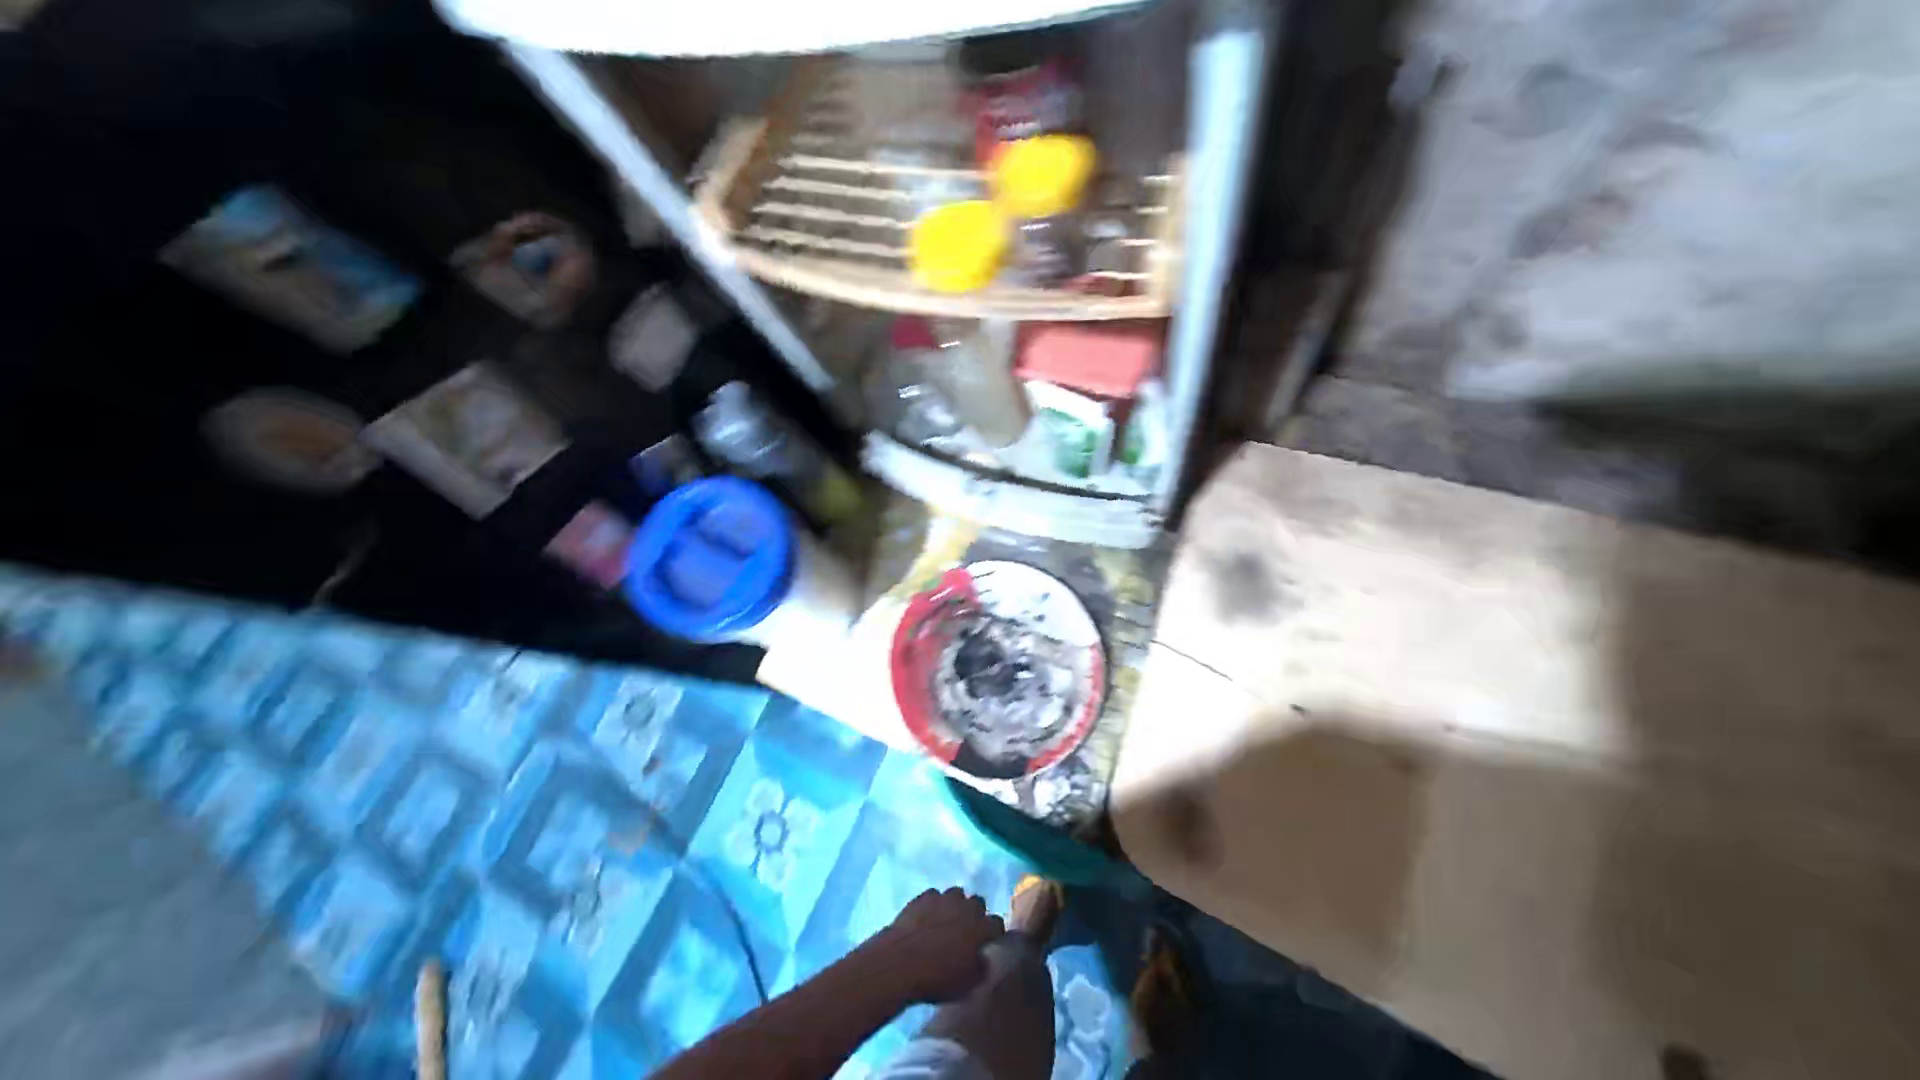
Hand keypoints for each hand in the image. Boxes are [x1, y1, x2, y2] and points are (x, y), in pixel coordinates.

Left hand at [873, 887, 1005, 1003]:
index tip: (989, 941)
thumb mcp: (967, 985)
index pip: (997, 924)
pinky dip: (934, 904)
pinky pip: (934, 896)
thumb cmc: (937, 978)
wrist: (901, 962)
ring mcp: (943, 898)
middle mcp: (966, 907)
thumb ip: (981, 969)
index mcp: (981, 928)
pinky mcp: (923, 896)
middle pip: (978, 902)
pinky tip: (927, 916)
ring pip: (956, 894)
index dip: (994, 933)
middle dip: (975, 913)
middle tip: (967, 930)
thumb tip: (983, 959)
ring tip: (947, 920)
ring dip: (955, 905)